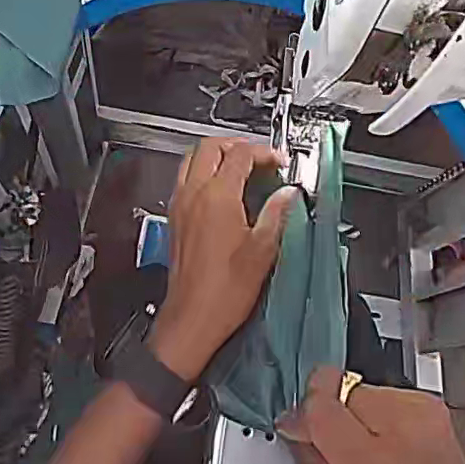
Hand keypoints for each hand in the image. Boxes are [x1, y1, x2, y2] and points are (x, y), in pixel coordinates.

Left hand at [150, 137, 296, 381]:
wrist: (192, 318)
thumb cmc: (226, 290)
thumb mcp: (263, 250)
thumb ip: (277, 213)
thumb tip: (289, 193)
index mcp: (217, 198)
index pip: (240, 155)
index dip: (264, 153)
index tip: (279, 163)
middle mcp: (193, 195)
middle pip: (210, 147)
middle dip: (237, 145)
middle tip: (259, 156)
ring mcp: (180, 205)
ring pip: (193, 158)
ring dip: (217, 154)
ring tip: (240, 166)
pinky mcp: (175, 218)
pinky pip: (185, 178)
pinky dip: (203, 171)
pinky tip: (221, 189)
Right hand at [282, 371, 464, 463]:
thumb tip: (295, 428)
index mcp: (372, 460)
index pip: (320, 402)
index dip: (303, 414)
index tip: (299, 427)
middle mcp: (400, 424)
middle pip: (340, 388)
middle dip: (332, 413)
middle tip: (339, 451)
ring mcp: (420, 409)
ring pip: (362, 388)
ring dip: (357, 414)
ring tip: (371, 455)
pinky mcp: (431, 403)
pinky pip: (386, 395)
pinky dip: (381, 415)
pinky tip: (391, 449)